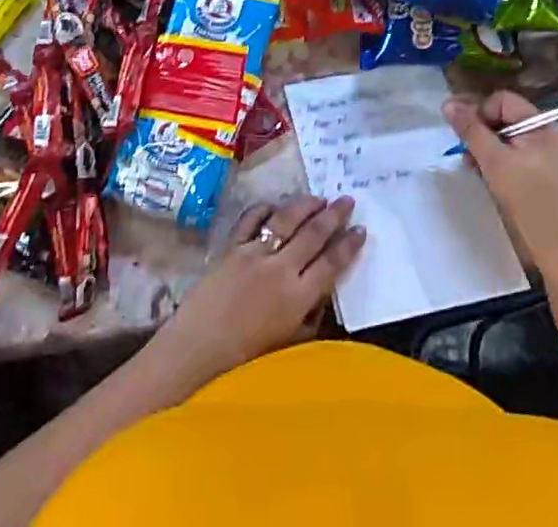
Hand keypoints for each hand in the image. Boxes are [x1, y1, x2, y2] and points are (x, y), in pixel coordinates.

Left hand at [148, 196, 364, 384]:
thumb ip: (310, 317)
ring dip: (304, 205)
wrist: (197, 350)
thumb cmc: (246, 359)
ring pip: (285, 220)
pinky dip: (264, 209)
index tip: (360, 229)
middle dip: (333, 215)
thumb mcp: (290, 344)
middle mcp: (280, 269)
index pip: (331, 263)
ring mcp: (253, 254)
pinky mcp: (230, 248)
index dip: (348, 244)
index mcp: (298, 297)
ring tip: (317, 198)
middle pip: (312, 234)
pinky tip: (273, 206)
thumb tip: (322, 294)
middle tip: (346, 200)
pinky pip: (250, 220)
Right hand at [443, 92, 557, 265]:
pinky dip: (492, 158)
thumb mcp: (493, 160)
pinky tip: (482, 172)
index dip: (480, 112)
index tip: (463, 134)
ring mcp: (542, 151)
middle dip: (479, 130)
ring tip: (471, 164)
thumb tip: (447, 104)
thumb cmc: (526, 198)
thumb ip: (470, 130)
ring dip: (482, 145)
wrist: (555, 244)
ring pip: (502, 135)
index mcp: (542, 125)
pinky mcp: (536, 168)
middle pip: (502, 116)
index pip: (502, 101)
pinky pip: (508, 151)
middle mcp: (545, 132)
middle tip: (463, 149)